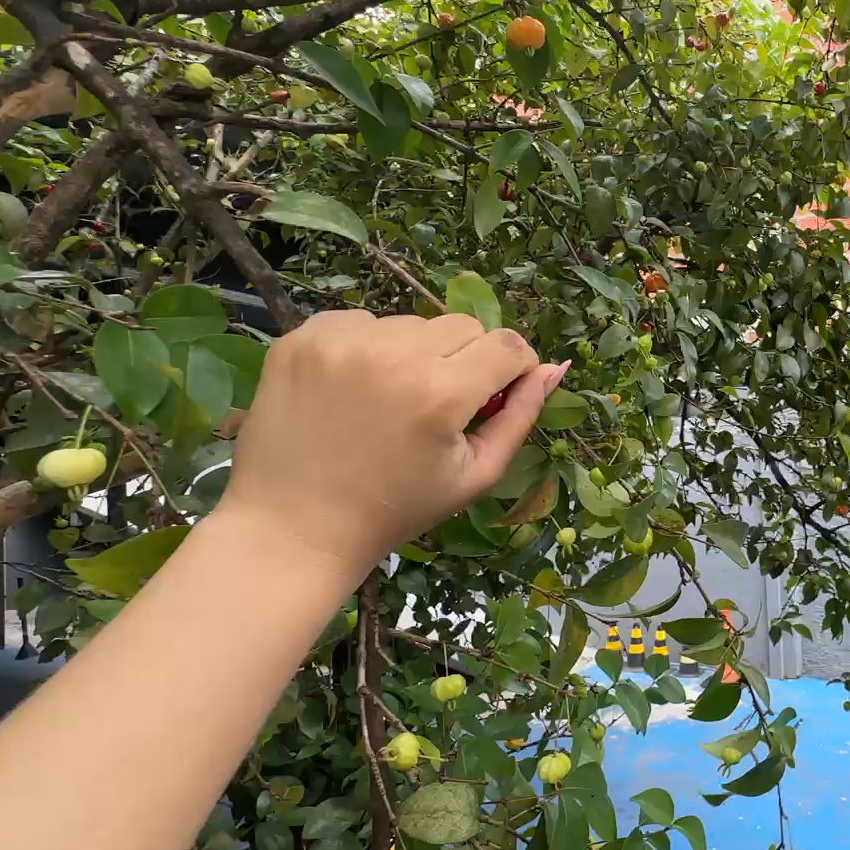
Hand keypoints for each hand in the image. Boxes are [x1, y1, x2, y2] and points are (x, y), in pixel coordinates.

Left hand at [219, 311, 569, 573]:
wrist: (295, 528)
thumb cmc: (398, 509)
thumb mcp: (476, 474)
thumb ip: (520, 417)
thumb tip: (554, 368)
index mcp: (440, 393)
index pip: (507, 345)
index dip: (515, 367)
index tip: (497, 393)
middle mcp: (392, 354)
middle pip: (464, 326)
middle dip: (467, 359)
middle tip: (443, 404)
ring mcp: (341, 341)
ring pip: (413, 323)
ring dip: (418, 353)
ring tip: (394, 399)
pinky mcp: (302, 338)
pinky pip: (363, 322)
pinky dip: (371, 347)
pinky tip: (357, 388)